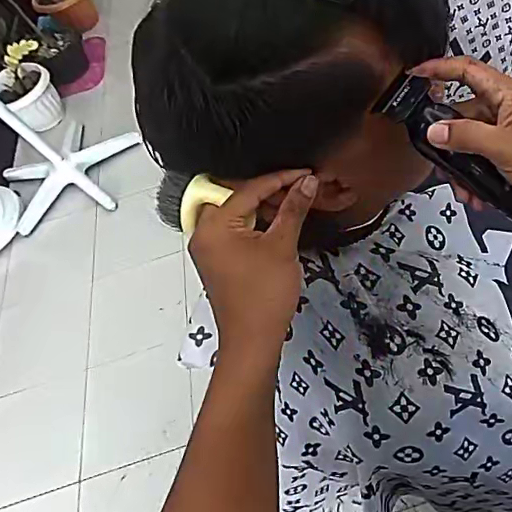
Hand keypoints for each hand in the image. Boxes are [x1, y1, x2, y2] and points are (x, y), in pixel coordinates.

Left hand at [186, 169, 315, 348]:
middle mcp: (204, 234)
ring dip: (263, 205)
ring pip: (236, 212)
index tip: (305, 173)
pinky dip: (256, 221)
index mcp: (214, 226)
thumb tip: (306, 183)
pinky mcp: (219, 259)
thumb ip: (294, 208)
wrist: (253, 337)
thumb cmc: (263, 297)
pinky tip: (279, 222)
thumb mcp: (283, 245)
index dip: (281, 178)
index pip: (248, 189)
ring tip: (293, 202)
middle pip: (236, 196)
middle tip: (298, 186)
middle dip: (269, 189)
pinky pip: (235, 229)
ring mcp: (210, 248)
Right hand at [409, 57, 511, 215]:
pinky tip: (481, 193)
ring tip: (466, 188)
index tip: (415, 76)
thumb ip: (465, 137)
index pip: (466, 70)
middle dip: (450, 139)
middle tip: (440, 159)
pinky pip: (490, 155)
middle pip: (466, 111)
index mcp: (509, 94)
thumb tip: (436, 130)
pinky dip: (481, 172)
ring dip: (466, 163)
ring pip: (476, 139)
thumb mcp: (503, 149)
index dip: (438, 69)